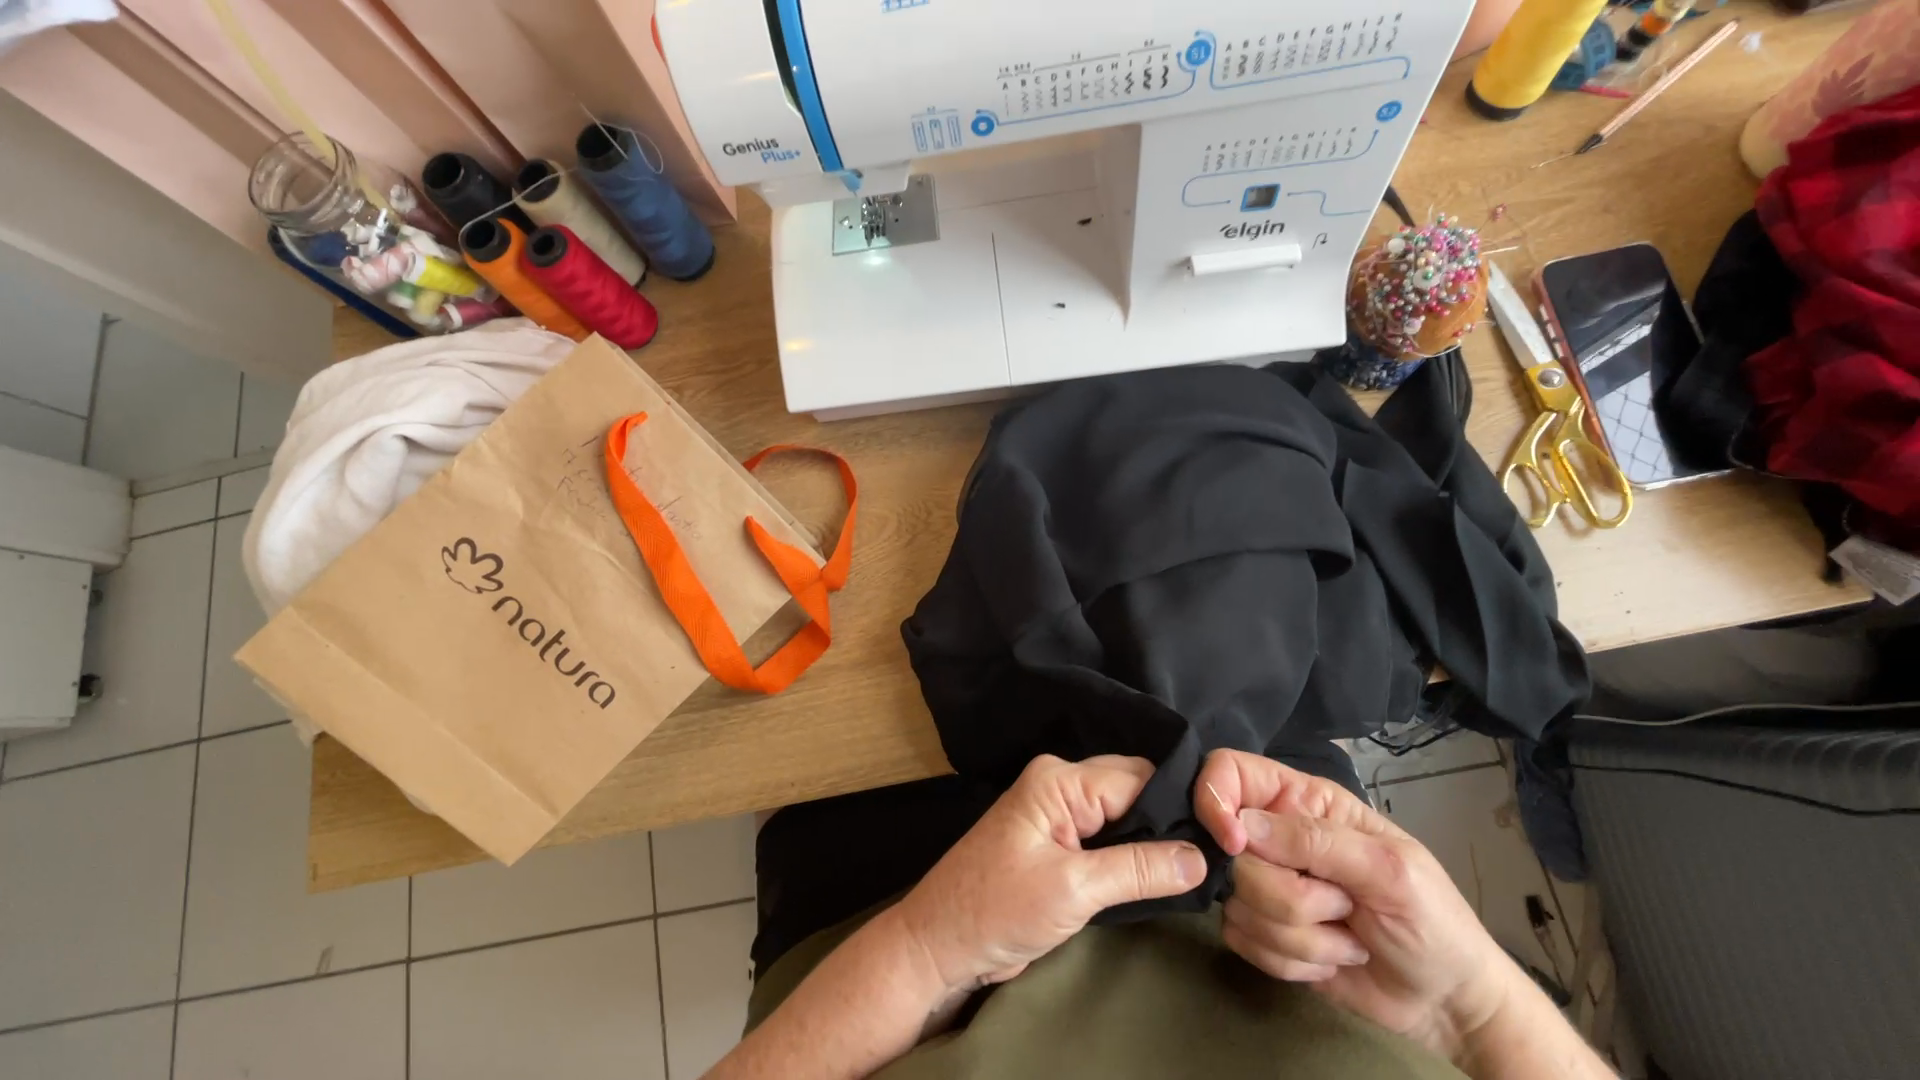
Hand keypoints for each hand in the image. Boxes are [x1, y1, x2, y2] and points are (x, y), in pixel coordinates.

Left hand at [890, 754, 1208, 994]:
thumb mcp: (1075, 889)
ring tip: (1199, 869)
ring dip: (1152, 842)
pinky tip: (1161, 876)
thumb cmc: (998, 910)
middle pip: (1133, 792)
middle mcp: (1059, 786)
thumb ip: (1138, 868)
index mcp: (1059, 780)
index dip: (1180, 804)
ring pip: (1123, 817)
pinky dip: (1132, 856)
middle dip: (1169, 822)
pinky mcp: (1058, 846)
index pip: (1138, 776)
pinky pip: (1107, 838)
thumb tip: (1201, 857)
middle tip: (1215, 857)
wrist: (940, 944)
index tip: (1223, 836)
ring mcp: (1057, 816)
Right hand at [1195, 749, 1517, 1058]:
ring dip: (1299, 935)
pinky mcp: (1260, 930)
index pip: (1230, 772)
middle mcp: (1275, 837)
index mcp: (1304, 802)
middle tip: (1343, 906)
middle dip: (1290, 895)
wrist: (1444, 1000)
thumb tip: (1240, 824)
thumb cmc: (1433, 921)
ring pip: (1236, 902)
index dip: (1214, 799)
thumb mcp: (1390, 871)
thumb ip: (1317, 840)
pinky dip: (1288, 960)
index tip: (1234, 844)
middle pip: (1232, 854)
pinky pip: (1240, 939)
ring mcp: (1265, 885)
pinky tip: (1329, 959)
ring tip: (1346, 936)